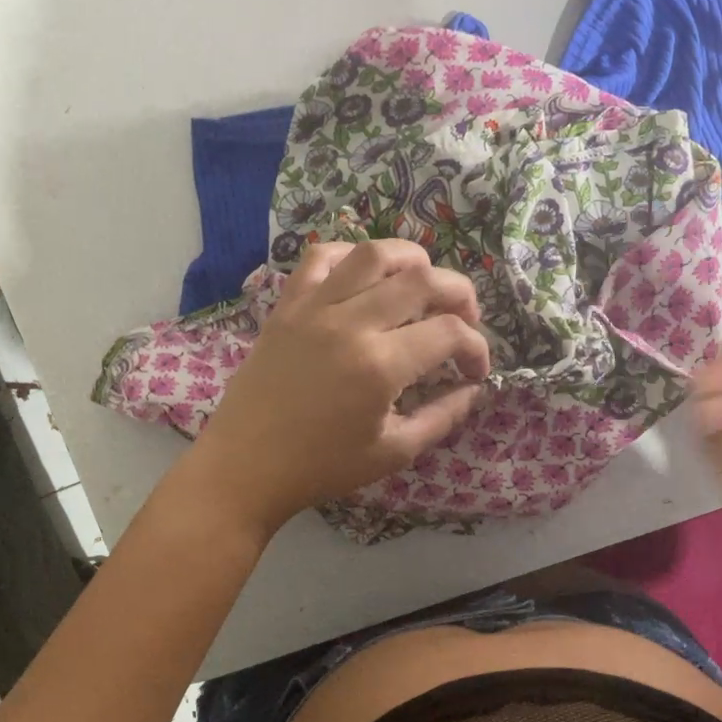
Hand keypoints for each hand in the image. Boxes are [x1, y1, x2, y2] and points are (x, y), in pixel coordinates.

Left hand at [179, 240, 490, 534]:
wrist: (246, 466)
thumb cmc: (321, 467)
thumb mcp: (393, 453)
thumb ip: (441, 417)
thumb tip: (471, 389)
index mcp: (380, 366)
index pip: (449, 333)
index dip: (476, 348)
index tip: (475, 371)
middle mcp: (350, 324)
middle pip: (423, 280)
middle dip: (460, 295)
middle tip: (464, 321)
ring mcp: (314, 308)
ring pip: (374, 254)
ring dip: (412, 260)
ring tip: (422, 285)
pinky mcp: (286, 306)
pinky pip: (320, 257)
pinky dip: (350, 256)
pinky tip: (365, 277)